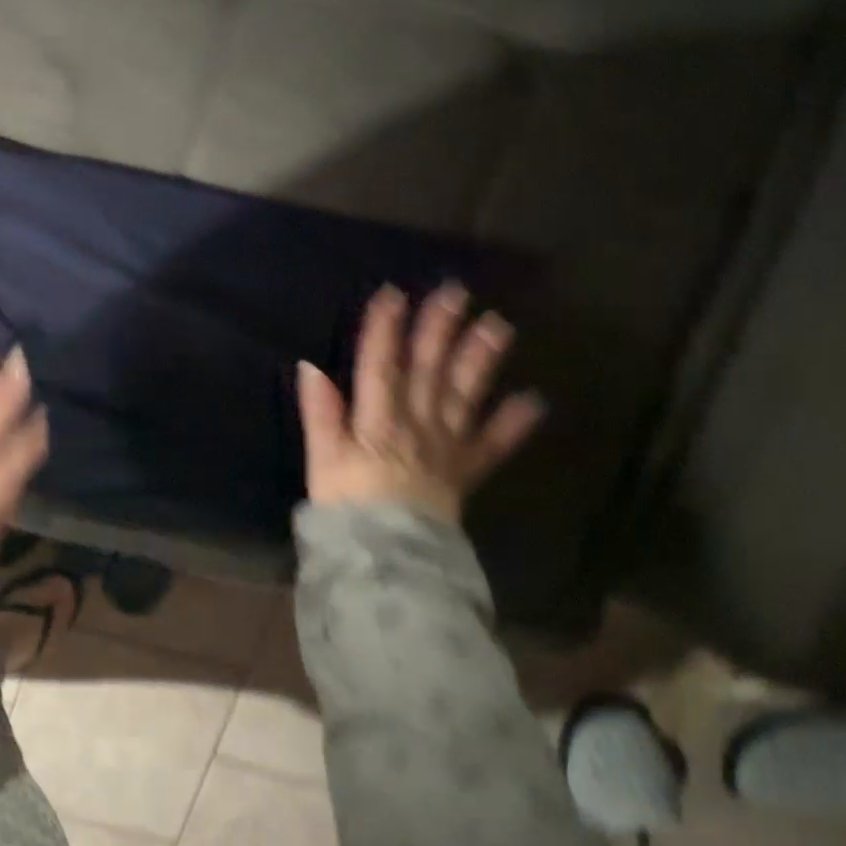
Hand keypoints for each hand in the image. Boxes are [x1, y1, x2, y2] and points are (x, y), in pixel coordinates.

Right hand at [297, 283, 544, 524]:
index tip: (394, 294)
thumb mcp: (323, 457)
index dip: (385, 329)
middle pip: (428, 370)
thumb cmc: (346, 504)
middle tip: (455, 292)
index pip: (381, 365)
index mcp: (378, 419)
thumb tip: (311, 367)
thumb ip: (320, 413)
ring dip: (480, 359)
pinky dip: (515, 423)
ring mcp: (447, 445)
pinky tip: (534, 400)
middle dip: (439, 329)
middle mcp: (417, 423)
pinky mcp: (466, 470)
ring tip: (497, 325)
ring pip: (464, 394)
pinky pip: (494, 444)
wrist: (389, 552)